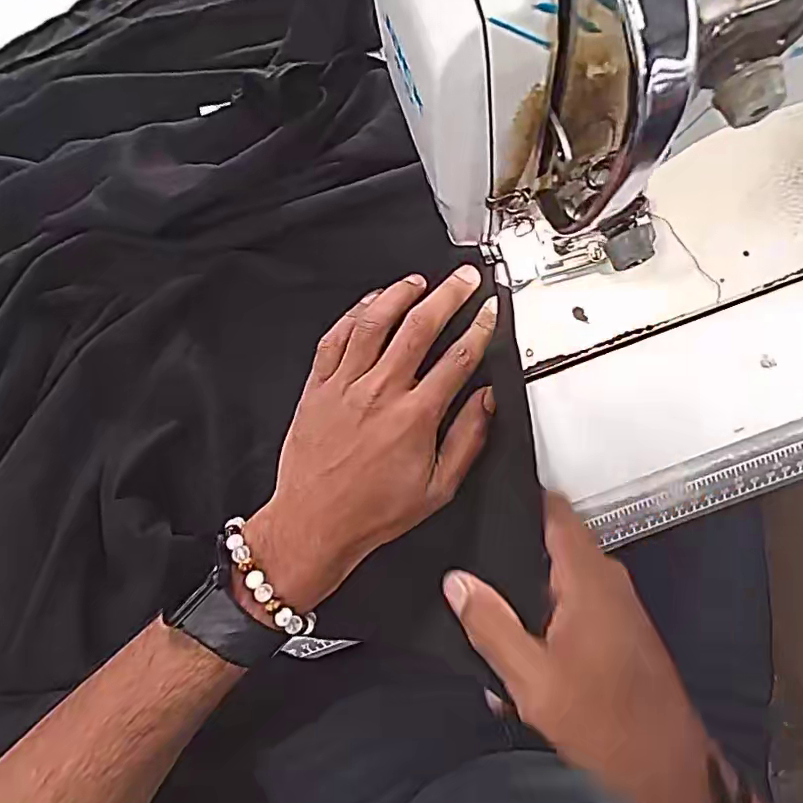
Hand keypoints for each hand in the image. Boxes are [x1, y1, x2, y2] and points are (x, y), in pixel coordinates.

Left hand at [241, 266, 500, 616]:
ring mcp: (344, 386)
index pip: (456, 358)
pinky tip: (368, 304)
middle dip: (447, 296)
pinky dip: (353, 315)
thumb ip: (467, 440)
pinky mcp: (317, 388)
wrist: (314, 522)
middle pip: (418, 327)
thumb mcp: (437, 488)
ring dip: (399, 295)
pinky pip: (334, 339)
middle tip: (462, 280)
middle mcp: (379, 394)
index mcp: (413, 418)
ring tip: (418, 281)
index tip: (487, 312)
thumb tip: (485, 403)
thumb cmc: (371, 511)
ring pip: (374, 323)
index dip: (478, 328)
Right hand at [445, 492, 725, 802]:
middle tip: (468, 556)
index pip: (555, 511)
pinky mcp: (617, 625)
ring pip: (560, 575)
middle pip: (552, 541)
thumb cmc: (603, 719)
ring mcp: (616, 602)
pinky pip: (573, 600)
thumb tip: (456, 580)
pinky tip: (518, 643)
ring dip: (526, 590)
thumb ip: (491, 625)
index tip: (483, 496)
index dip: (520, 496)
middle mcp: (606, 578)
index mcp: (587, 577)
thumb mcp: (533, 679)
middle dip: (511, 549)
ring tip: (484, 606)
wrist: (668, 768)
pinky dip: (545, 611)